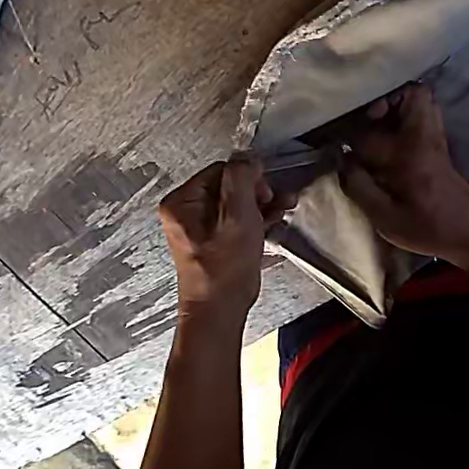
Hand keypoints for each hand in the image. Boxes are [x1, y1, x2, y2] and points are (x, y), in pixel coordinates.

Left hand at [159, 158, 292, 324]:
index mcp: (183, 202)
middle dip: (257, 191)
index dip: (247, 177)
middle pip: (229, 186)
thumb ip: (241, 180)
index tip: (265, 191)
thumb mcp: (236, 216)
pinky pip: (238, 221)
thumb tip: (246, 158)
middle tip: (275, 201)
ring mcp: (202, 228)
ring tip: (285, 206)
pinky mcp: (217, 242)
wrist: (220, 310)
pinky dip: (257, 219)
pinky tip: (275, 221)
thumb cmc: (224, 270)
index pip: (220, 170)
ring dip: (262, 204)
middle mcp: (188, 212)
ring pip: (237, 204)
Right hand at [338, 83, 468, 264]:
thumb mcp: (386, 218)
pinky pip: (424, 112)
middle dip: (382, 99)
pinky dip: (406, 113)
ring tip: (374, 124)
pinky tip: (388, 134)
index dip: (347, 134)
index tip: (334, 143)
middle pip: (410, 93)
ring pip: (420, 98)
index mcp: (406, 154)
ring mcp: (435, 137)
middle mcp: (423, 137)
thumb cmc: (428, 228)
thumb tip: (343, 161)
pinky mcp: (440, 144)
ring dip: (395, 103)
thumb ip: (360, 187)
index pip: (368, 133)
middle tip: (363, 121)